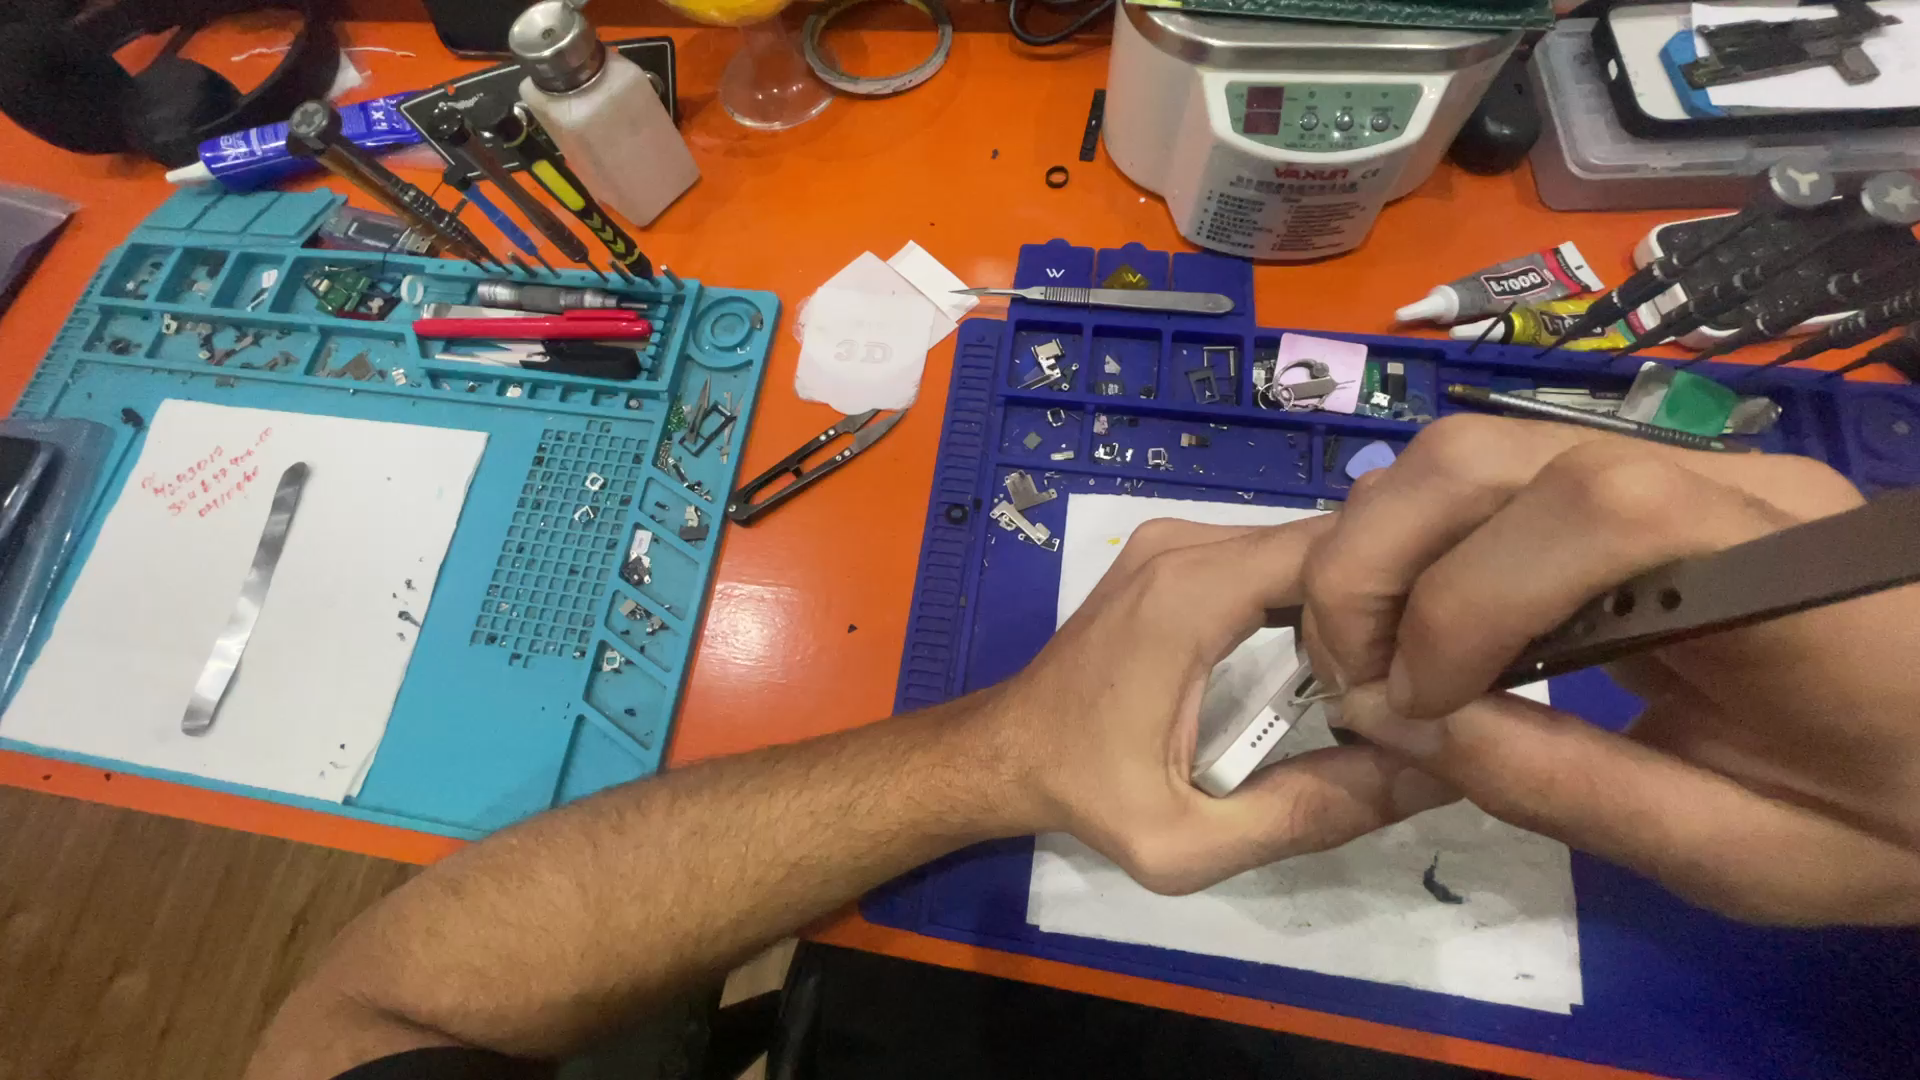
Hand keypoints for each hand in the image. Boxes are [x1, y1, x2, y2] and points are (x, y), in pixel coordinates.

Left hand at [978, 518, 1456, 894]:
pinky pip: (1260, 558)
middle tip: (1412, 682)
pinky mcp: (1166, 555)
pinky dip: (1301, 598)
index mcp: (1188, 593)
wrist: (1009, 748)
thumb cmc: (1087, 792)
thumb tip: (1437, 771)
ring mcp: (1169, 541)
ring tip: (1371, 678)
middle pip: (1321, 544)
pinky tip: (1319, 659)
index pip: (1337, 554)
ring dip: (1344, 603)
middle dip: (1379, 604)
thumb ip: (1313, 810)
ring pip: (1296, 548)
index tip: (1420, 680)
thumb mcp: (1192, 838)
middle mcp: (1181, 545)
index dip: (1397, 607)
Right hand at [1304, 414, 1919, 923]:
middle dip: (1369, 569)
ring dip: (1369, 547)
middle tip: (1350, 669)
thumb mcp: (1736, 853)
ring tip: (1368, 643)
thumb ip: (1554, 783)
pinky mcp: (1600, 467)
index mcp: (1793, 578)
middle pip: (1476, 459)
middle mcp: (1710, 478)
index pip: (1597, 517)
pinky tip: (1407, 610)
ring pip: (1450, 454)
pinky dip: (1396, 537)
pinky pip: (1460, 474)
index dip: (1466, 606)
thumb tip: (1387, 714)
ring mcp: (1651, 457)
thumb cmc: (1889, 810)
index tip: (1416, 705)